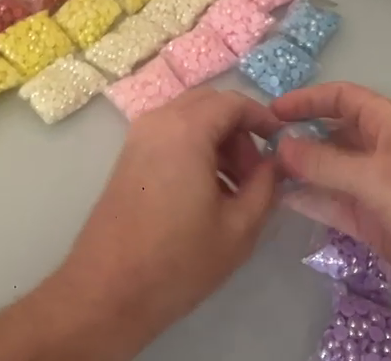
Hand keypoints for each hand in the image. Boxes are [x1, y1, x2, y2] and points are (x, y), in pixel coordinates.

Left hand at [46, 88, 281, 353]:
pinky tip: (206, 193)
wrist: (108, 290)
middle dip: (239, 131)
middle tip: (256, 174)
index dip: (263, 117)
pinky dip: (195, 148)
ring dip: (217, 141)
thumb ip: (265, 187)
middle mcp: (159, 120)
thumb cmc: (177, 260)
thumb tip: (275, 163)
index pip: (233, 101)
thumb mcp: (238, 229)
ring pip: (189, 118)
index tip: (282, 145)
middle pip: (209, 104)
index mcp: (186, 128)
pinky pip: (171, 134)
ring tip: (234, 191)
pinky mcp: (129, 155)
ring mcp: (139, 136)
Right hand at [271, 82, 390, 296]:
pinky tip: (285, 202)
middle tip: (258, 148)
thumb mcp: (376, 177)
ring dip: (303, 171)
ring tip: (262, 175)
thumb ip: (325, 162)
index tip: (271, 112)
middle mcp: (383, 151)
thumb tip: (280, 144)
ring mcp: (381, 190)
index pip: (342, 98)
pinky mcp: (381, 226)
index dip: (308, 99)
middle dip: (300, 137)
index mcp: (389, 124)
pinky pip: (339, 206)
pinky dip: (314, 202)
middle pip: (334, 135)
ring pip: (333, 172)